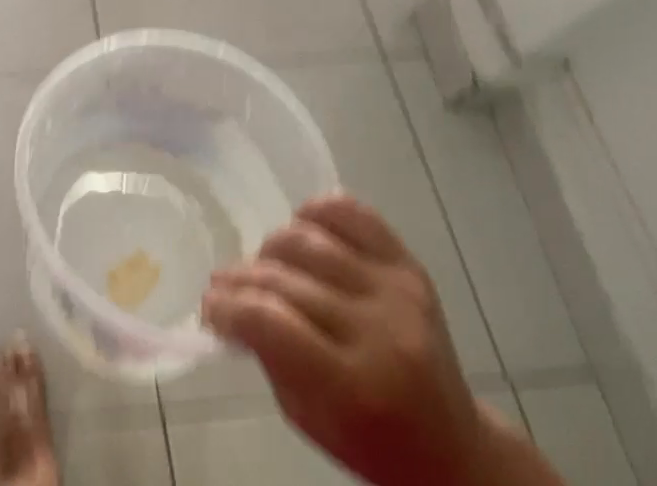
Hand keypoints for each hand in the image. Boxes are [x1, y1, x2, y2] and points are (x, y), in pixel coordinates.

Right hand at [203, 195, 513, 485]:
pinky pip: (351, 213)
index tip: (210, 309)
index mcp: (350, 383)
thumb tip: (223, 299)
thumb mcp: (301, 412)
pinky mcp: (409, 266)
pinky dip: (313, 213)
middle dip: (237, 280)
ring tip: (263, 268)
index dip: (225, 306)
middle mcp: (378, 329)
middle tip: (222, 289)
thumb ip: (265, 351)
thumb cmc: (362, 437)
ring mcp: (397, 291)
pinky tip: (301, 234)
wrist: (446, 442)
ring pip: (307, 240)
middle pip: (282, 279)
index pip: (268, 320)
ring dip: (269, 250)